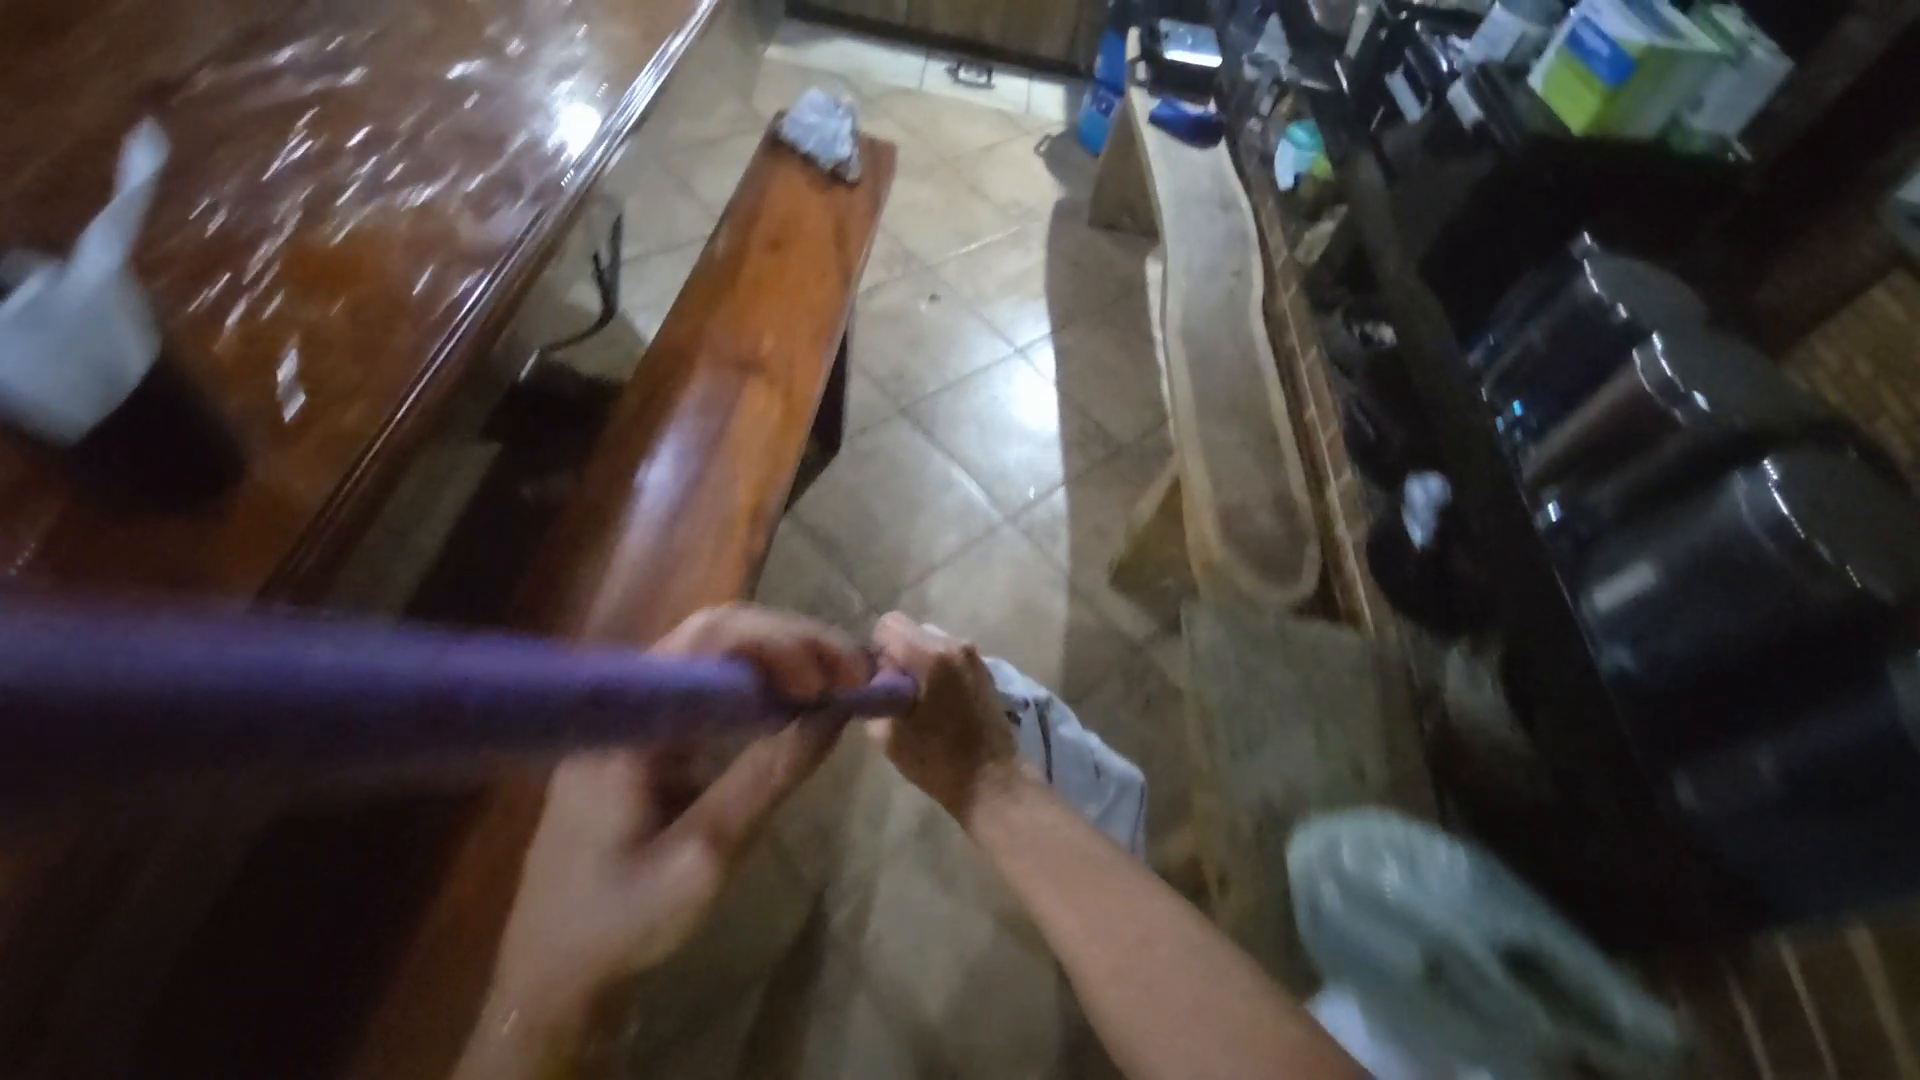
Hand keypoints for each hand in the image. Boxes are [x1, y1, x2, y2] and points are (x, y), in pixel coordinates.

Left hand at [471, 606, 868, 1065]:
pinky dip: (766, 684)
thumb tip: (834, 714)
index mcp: (626, 719)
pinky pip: (714, 686)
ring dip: (785, 659)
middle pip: (717, 634)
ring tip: (843, 681)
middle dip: (794, 644)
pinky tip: (803, 699)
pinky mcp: (650, 734)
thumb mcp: (705, 857)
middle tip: (856, 675)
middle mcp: (628, 699)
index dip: (779, 645)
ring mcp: (637, 714)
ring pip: (719, 654)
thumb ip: (767, 778)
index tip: (832, 682)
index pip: (708, 639)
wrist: (555, 973)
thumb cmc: (622, 923)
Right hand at [866, 613, 1016, 821]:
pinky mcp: (986, 669)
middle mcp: (955, 644)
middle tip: (897, 693)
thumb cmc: (936, 760)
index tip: (879, 681)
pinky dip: (938, 669)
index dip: (877, 650)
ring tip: (920, 700)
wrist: (993, 780)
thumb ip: (875, 696)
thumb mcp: (887, 734)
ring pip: (932, 641)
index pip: (888, 624)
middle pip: (912, 630)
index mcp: (931, 655)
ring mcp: (975, 655)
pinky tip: (940, 703)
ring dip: (920, 662)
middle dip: (899, 655)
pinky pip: (950, 656)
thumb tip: (877, 681)